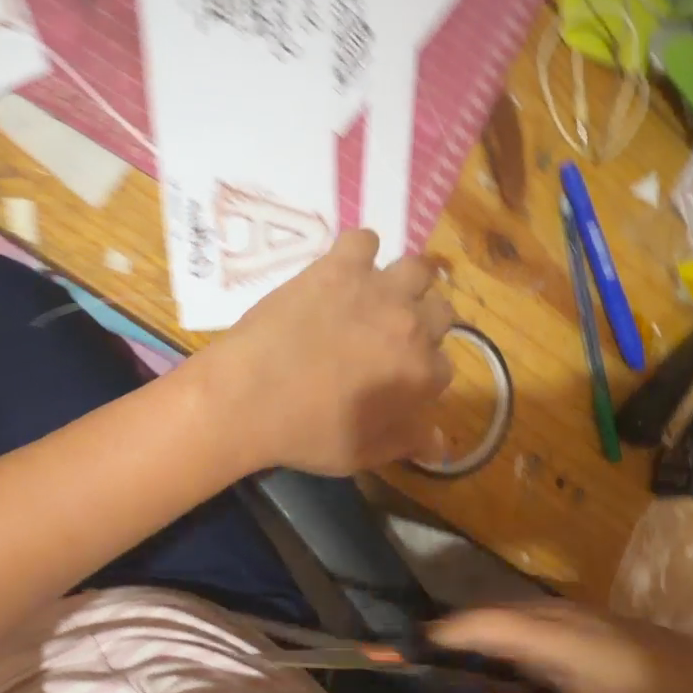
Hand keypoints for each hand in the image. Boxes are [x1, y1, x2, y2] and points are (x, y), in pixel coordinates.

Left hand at [205, 229, 456, 474]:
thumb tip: (440, 445)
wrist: (249, 396)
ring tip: (381, 295)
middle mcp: (411, 326)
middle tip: (389, 336)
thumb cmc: (306, 433)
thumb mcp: (363, 453)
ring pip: (418, 269)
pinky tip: (343, 267)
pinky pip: (363, 240)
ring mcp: (376, 290)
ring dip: (407, 282)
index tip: (399, 379)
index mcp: (421, 374)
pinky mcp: (338, 267)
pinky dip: (357, 250)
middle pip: (440, 312)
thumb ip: (406, 442)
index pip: (443, 368)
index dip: (421, 373)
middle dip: (423, 324)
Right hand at [431, 602, 692, 692]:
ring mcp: (562, 609)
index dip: (440, 634)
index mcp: (549, 636)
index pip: (480, 624)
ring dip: (473, 632)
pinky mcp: (572, 615)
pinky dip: (496, 633)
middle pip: (484, 614)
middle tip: (417, 660)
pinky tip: (497, 659)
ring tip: (448, 661)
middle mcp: (550, 612)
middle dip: (448, 633)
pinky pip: (519, 617)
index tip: (404, 649)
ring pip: (502, 613)